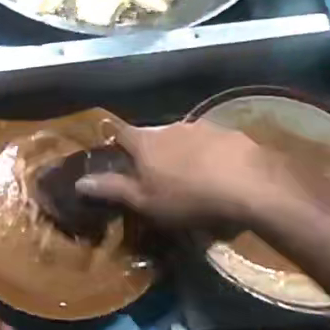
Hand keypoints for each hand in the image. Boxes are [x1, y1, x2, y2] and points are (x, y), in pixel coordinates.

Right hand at [77, 120, 289, 227]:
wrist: (251, 188)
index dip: (115, 142)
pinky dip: (211, 156)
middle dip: (153, 152)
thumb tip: (78, 182)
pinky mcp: (233, 135)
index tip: (115, 154)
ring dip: (183, 154)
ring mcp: (204, 128)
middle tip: (158, 176)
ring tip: (193, 179)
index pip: (120, 132)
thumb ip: (112, 189)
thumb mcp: (144, 201)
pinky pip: (213, 144)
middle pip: (153, 136)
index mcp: (145, 142)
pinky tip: (221, 176)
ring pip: (184, 139)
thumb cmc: (188, 197)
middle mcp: (171, 128)